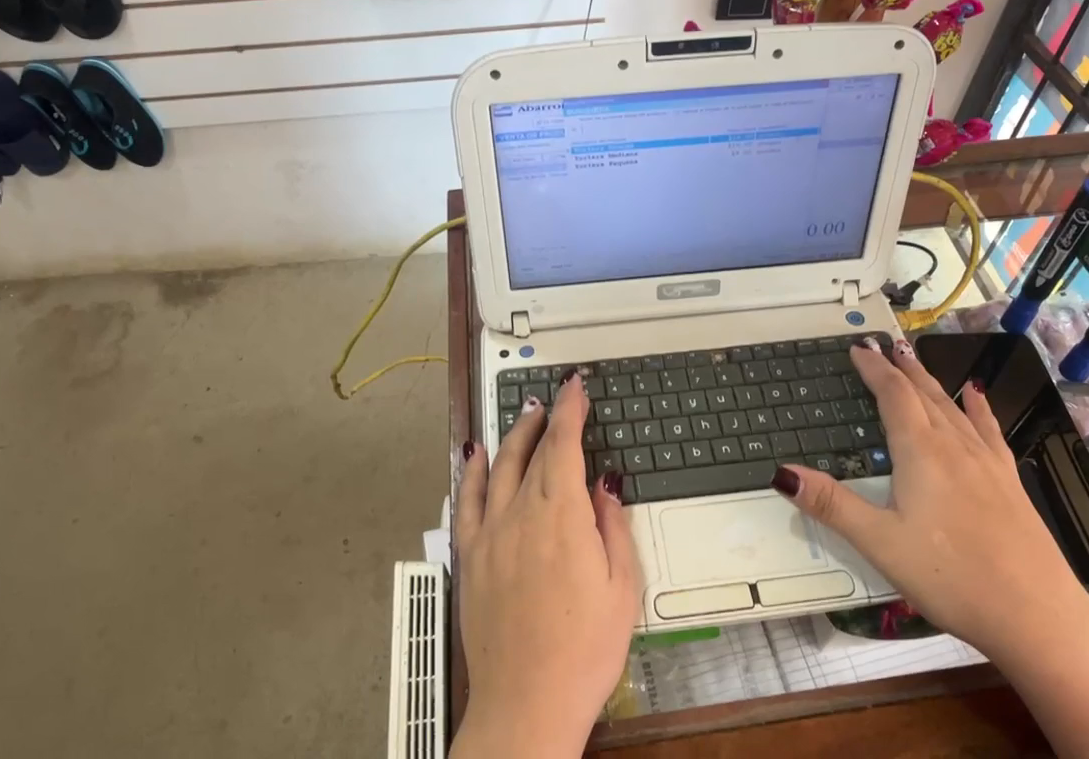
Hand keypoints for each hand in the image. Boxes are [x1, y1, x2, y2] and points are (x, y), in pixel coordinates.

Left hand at [451, 376, 641, 758]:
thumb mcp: (622, 588)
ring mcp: (490, 535)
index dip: (571, 410)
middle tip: (554, 401)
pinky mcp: (469, 558)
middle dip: (545, 419)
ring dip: (514, 438)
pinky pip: (467, 502)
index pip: (565, 445)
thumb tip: (605, 485)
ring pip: (500, 468)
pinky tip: (475, 457)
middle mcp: (521, 515)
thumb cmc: (584, 650)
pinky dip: (471, 473)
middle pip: (533, 452)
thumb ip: (613, 527)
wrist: (527, 702)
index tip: (575, 386)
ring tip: (524, 418)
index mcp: (563, 517)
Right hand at [773, 337, 1088, 659]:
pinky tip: (976, 396)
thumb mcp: (880, 543)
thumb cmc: (951, 576)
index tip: (858, 349)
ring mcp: (987, 463)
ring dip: (930, 381)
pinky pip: (988, 430)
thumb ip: (832, 505)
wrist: (1036, 614)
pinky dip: (977, 408)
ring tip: (915, 360)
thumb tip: (783, 473)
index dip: (874, 369)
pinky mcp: (1009, 482)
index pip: (893, 396)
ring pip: (953, 407)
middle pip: (924, 394)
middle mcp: (955, 447)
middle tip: (884, 345)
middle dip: (901, 368)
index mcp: (921, 453)